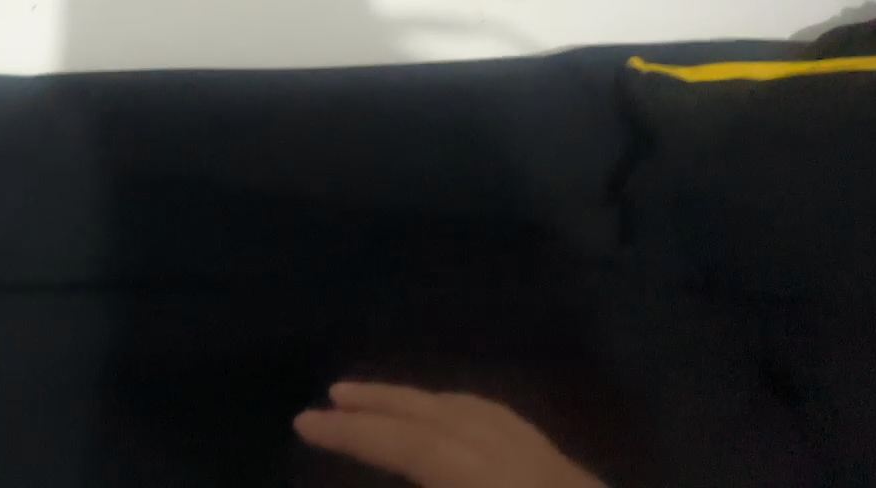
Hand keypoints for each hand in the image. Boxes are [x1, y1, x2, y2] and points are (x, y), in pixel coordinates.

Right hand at [295, 382, 605, 487]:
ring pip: (471, 409)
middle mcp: (523, 460)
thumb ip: (435, 479)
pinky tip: (449, 413)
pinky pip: (501, 420)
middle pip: (439, 416)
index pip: (414, 447)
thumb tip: (399, 461)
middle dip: (379, 403)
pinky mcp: (570, 471)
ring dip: (417, 399)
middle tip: (330, 396)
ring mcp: (552, 462)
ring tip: (375, 397)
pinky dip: (458, 407)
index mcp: (498, 482)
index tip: (305, 420)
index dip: (356, 433)